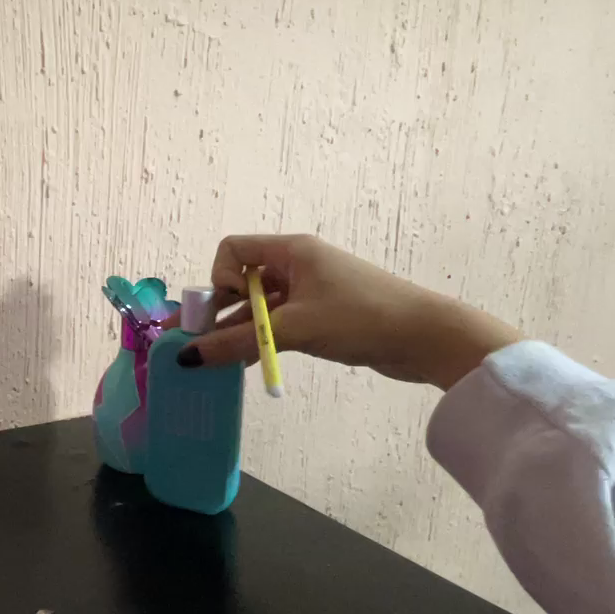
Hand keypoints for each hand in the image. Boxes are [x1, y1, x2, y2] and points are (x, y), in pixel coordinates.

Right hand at [180, 233, 521, 389]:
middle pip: (241, 280)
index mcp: (291, 251)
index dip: (220, 277)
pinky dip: (259, 339)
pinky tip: (246, 363)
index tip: (231, 306)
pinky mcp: (320, 315)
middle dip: (220, 310)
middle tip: (200, 341)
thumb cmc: (360, 318)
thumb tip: (186, 357)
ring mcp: (309, 290)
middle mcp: (296, 265)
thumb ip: (236, 343)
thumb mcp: (294, 329)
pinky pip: (276, 322)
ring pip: (257, 306)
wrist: (428, 338)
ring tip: (215, 361)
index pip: (232, 250)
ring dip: (237, 329)